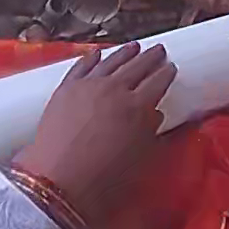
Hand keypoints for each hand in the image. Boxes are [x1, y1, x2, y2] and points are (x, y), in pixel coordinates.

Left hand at [12, 43, 175, 223]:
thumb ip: (150, 133)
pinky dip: (91, 58)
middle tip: (158, 49)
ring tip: (134, 46)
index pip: (157, 83)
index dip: (165, 74)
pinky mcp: (66, 87)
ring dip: (124, 53)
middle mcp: (114, 89)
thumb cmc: (104, 179)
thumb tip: (154, 114)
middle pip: (136, 67)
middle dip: (149, 58)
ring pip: (110, 62)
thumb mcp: (139, 160)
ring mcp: (88, 85)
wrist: (57, 181)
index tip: (171, 67)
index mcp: (137, 107)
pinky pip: (81, 66)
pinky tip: (96, 53)